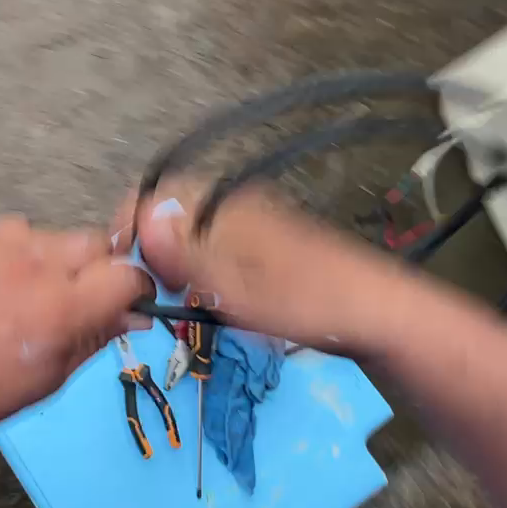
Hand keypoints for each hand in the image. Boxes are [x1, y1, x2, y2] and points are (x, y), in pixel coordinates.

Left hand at [0, 216, 151, 447]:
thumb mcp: (53, 376)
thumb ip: (97, 336)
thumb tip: (134, 314)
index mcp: (63, 308)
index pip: (127, 273)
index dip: (135, 287)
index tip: (129, 300)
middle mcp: (37, 265)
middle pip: (95, 242)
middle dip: (98, 267)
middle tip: (79, 297)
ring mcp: (1, 245)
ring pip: (56, 235)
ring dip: (58, 258)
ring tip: (31, 291)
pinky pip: (17, 231)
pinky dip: (21, 251)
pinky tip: (1, 281)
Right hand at [116, 178, 413, 353]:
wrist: (378, 312)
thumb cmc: (306, 302)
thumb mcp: (236, 287)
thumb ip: (186, 253)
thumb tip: (142, 217)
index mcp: (223, 205)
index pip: (153, 194)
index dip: (131, 226)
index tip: (128, 268)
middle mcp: (232, 203)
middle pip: (167, 211)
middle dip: (150, 247)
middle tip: (156, 288)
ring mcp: (247, 219)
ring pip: (188, 229)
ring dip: (174, 259)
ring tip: (181, 295)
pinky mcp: (260, 239)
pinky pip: (211, 242)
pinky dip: (198, 265)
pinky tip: (210, 294)